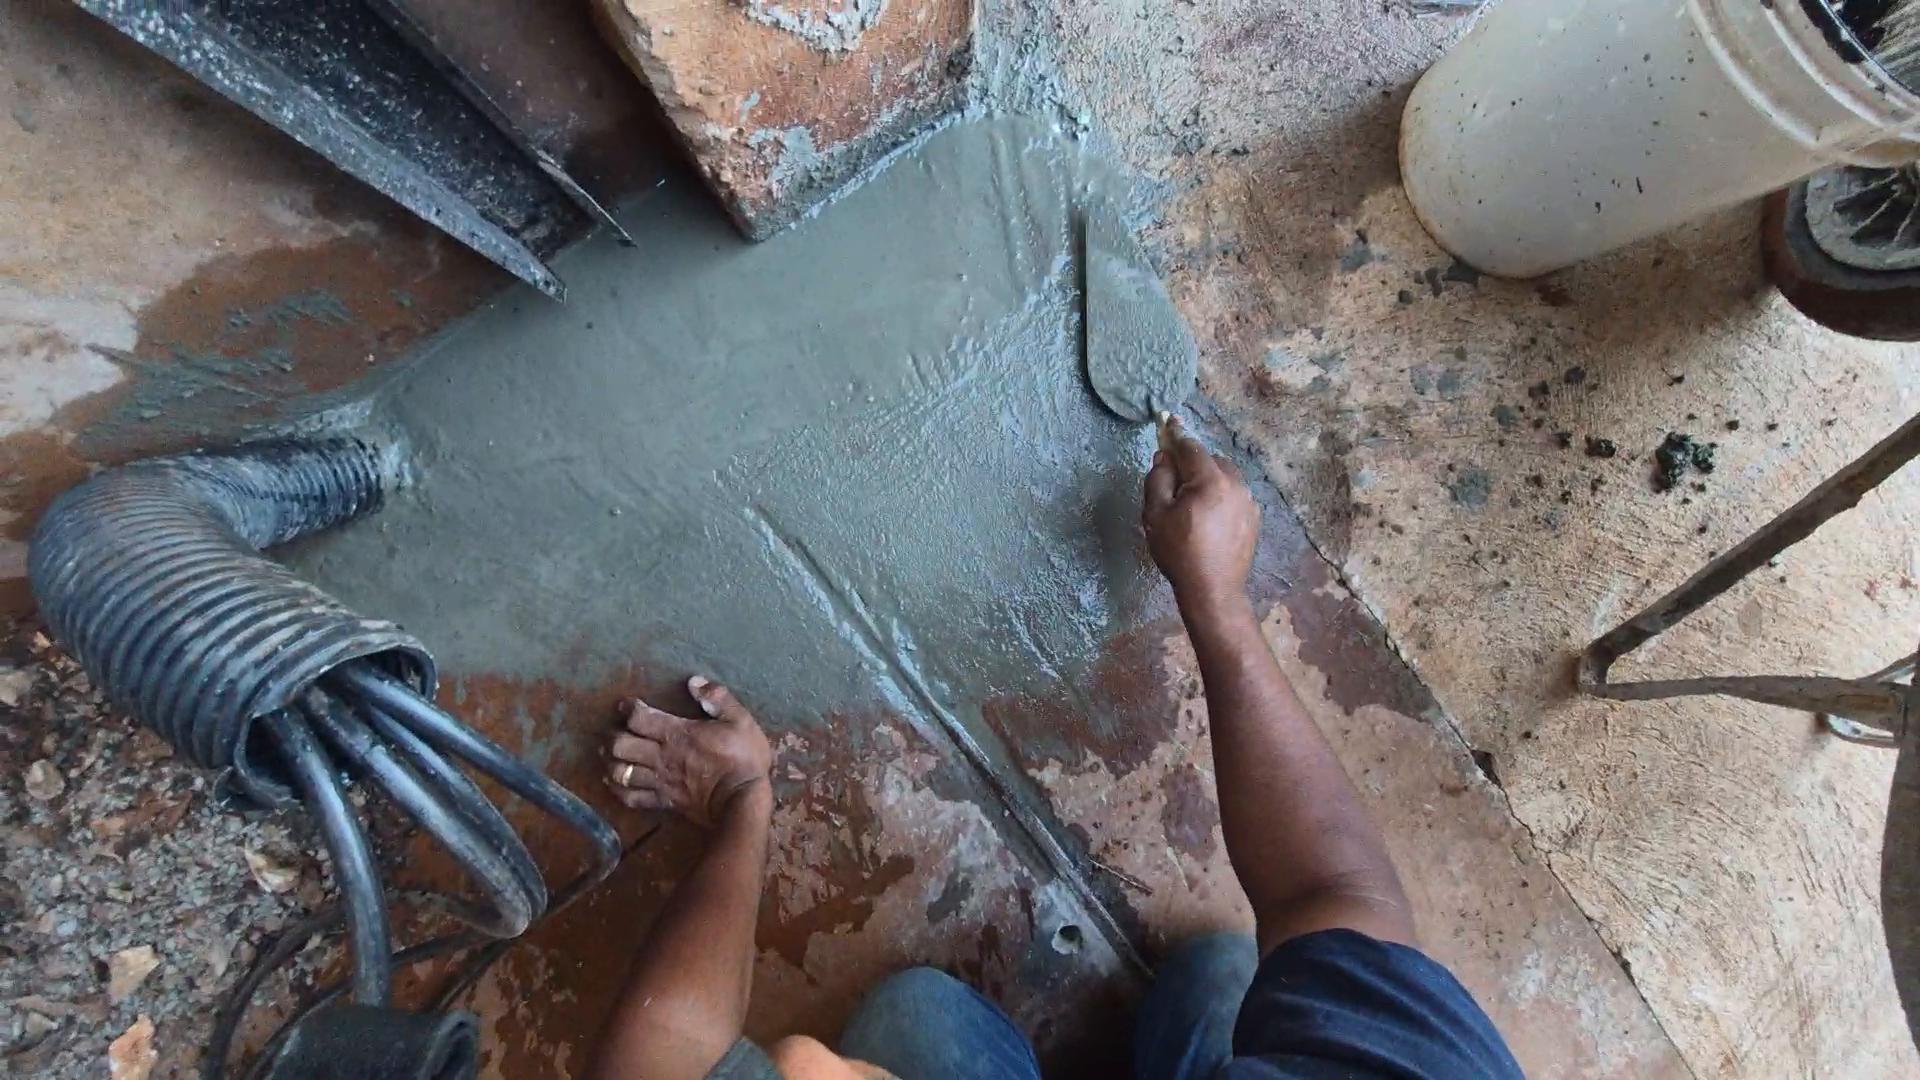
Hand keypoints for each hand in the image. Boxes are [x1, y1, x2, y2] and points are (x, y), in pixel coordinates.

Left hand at [606, 676, 772, 827]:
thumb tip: (694, 681)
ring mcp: (660, 781)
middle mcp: (661, 757)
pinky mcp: (663, 802)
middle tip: (616, 730)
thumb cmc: (743, 757)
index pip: (640, 718)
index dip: (628, 708)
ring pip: (620, 772)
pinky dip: (618, 789)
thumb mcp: (740, 720)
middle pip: (620, 745)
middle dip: (612, 735)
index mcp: (678, 734)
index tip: (626, 704)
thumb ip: (718, 698)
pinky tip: (617, 782)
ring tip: (611, 755)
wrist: (742, 800)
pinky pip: (630, 797)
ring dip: (610, 761)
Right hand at [1143, 416, 1259, 611]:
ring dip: (1208, 479)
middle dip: (1193, 462)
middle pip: (1211, 460)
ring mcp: (1249, 501)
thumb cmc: (1178, 551)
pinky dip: (1220, 496)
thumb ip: (1158, 480)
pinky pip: (1234, 495)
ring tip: (1191, 502)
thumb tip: (1164, 458)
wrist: (1213, 588)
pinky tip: (1207, 517)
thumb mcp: (1155, 515)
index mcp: (1210, 480)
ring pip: (1226, 476)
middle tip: (1174, 481)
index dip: (1176, 435)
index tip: (1168, 421)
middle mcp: (1235, 484)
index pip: (1191, 448)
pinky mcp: (1254, 518)